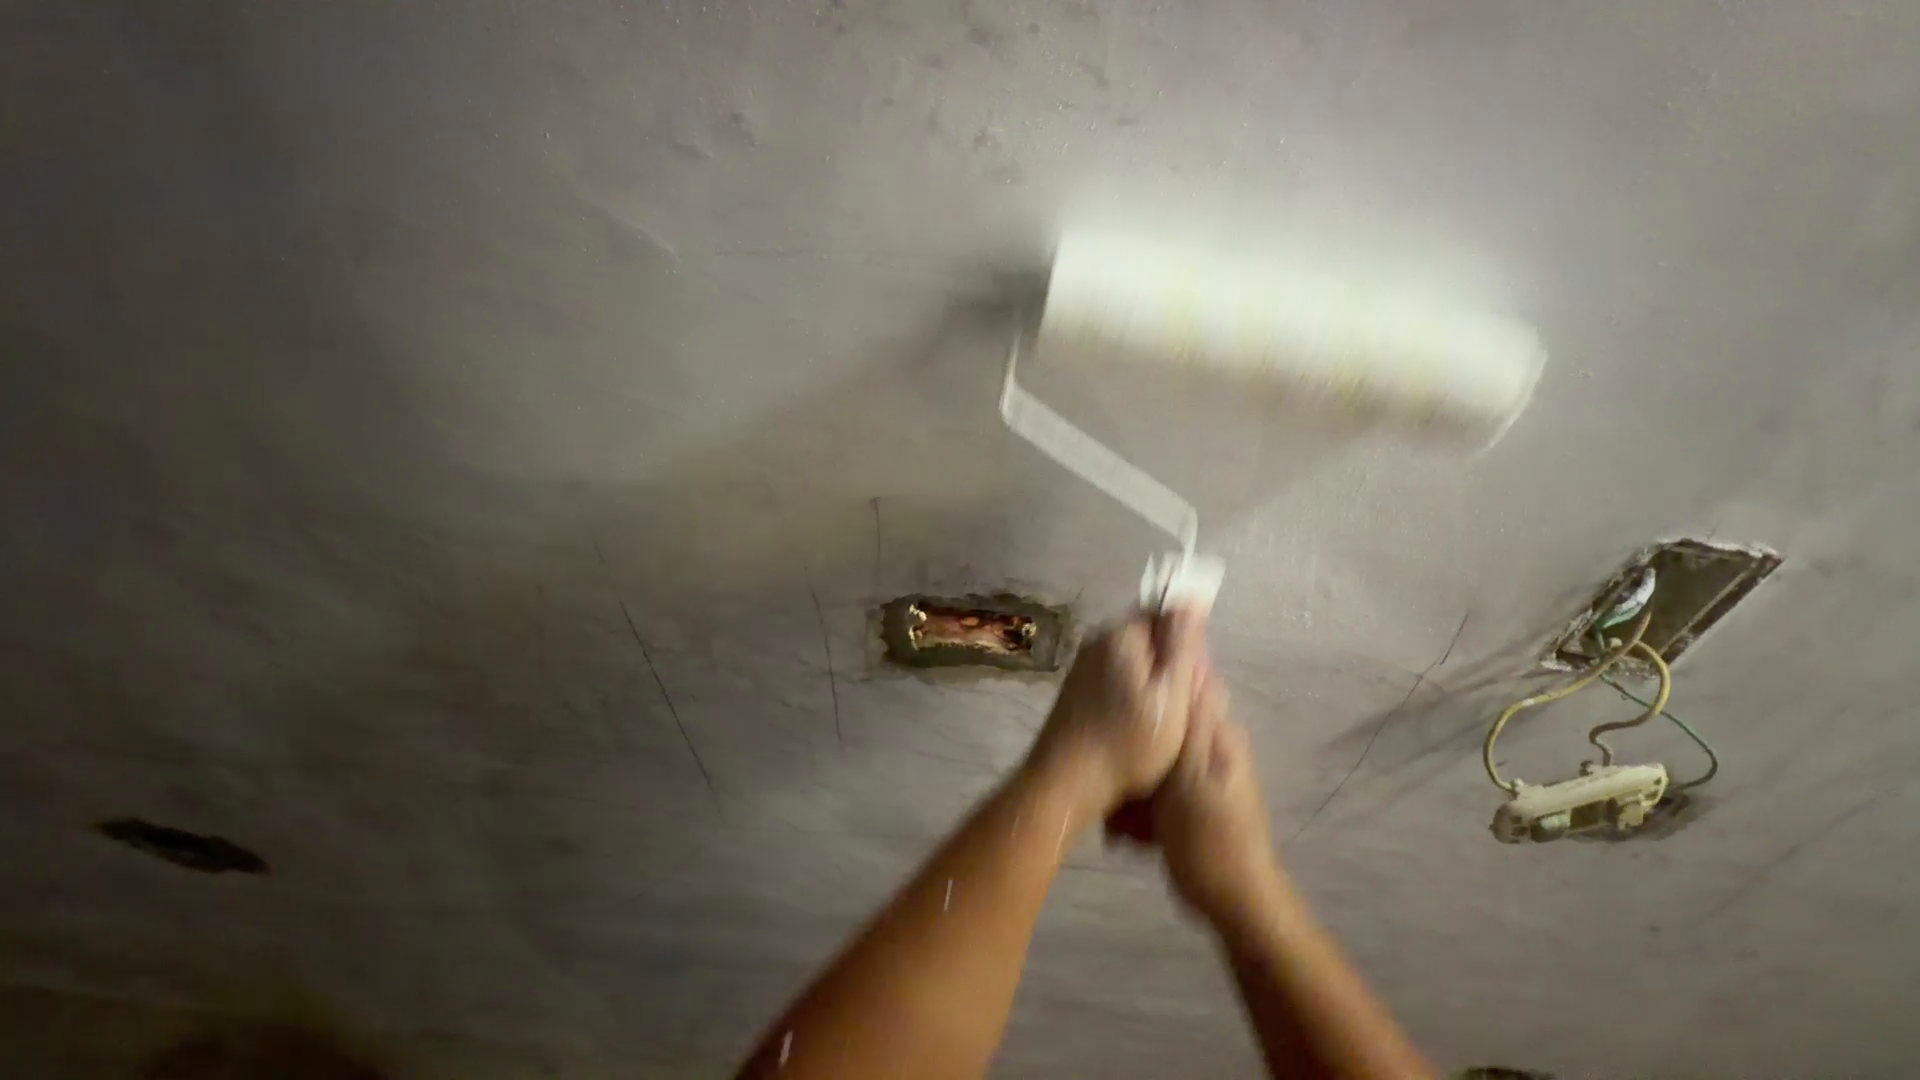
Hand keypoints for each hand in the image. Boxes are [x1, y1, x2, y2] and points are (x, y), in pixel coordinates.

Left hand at [1027, 607, 1208, 818]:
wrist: (1068, 780)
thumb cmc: (1129, 742)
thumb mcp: (1170, 694)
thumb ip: (1181, 643)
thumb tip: (1190, 597)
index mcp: (1120, 635)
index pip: (1162, 611)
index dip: (1185, 639)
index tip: (1195, 672)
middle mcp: (1096, 640)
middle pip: (1146, 636)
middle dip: (1169, 660)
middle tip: (1184, 700)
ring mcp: (1082, 664)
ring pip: (1131, 660)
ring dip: (1151, 680)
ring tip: (1164, 717)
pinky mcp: (1076, 689)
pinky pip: (1115, 678)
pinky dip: (1132, 693)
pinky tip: (1138, 723)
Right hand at [1114, 675, 1284, 934]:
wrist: (1231, 898)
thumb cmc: (1208, 835)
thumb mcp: (1192, 772)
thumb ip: (1191, 718)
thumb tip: (1194, 658)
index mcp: (1217, 732)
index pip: (1183, 684)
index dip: (1150, 681)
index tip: (1117, 691)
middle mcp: (1211, 745)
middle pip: (1160, 724)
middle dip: (1131, 746)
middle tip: (1111, 773)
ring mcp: (1198, 775)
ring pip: (1151, 759)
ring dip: (1131, 784)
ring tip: (1118, 814)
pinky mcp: (1187, 801)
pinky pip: (1153, 789)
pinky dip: (1139, 807)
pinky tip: (1127, 831)